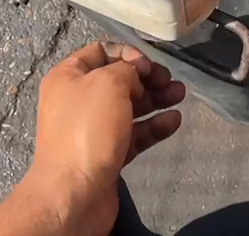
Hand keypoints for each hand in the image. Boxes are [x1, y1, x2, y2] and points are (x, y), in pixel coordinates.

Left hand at [0, 41, 183, 235]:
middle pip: (119, 80)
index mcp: (68, 77)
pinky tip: (173, 121)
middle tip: (168, 80)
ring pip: (130, 107)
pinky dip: (153, 126)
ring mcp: (93, 130)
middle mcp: (79, 100)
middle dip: (147, 78)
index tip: (147, 64)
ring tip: (180, 94)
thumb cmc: (87, 129)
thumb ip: (127, 70)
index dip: (127, 53)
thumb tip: (135, 77)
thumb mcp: (108, 83)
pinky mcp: (107, 155)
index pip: (101, 51)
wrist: (73, 196)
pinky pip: (134, 134)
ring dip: (156, 100)